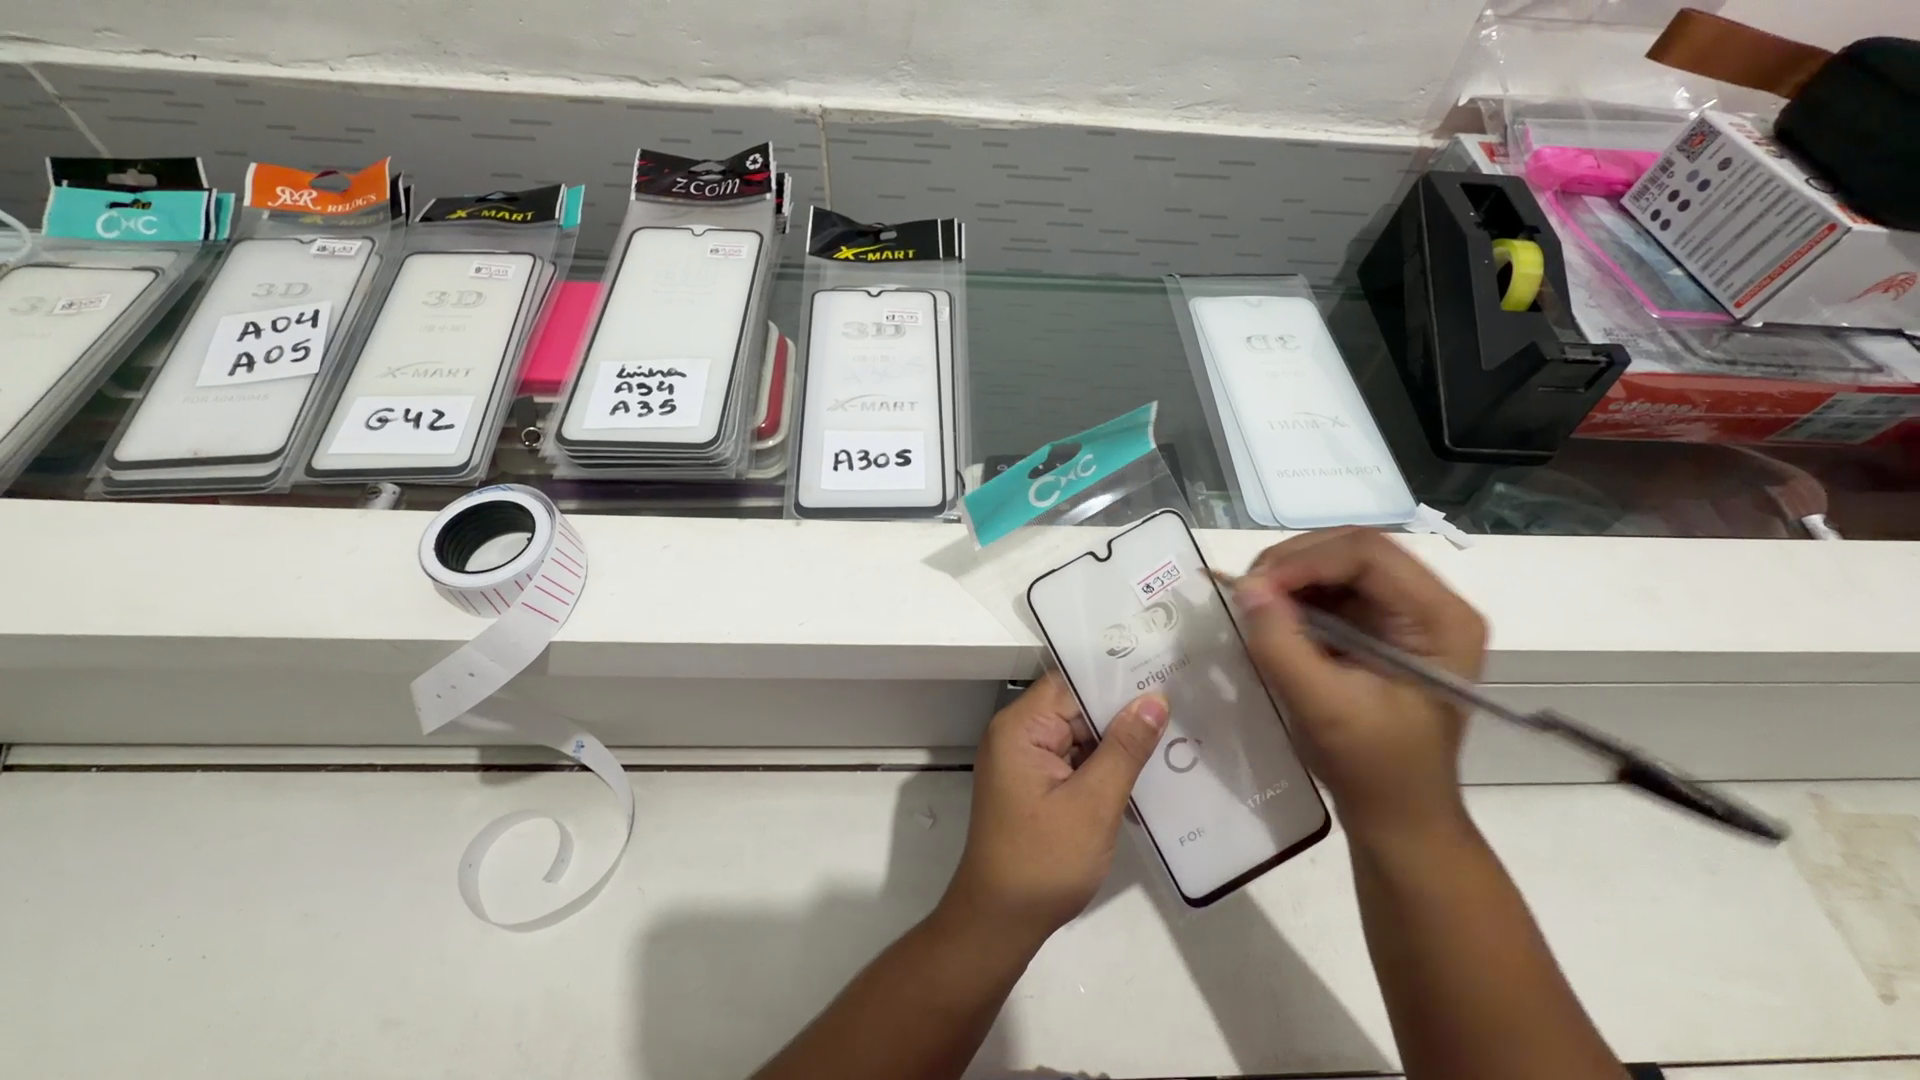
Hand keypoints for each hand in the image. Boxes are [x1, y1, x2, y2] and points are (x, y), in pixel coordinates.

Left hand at [940, 673, 1169, 944]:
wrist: (1000, 923)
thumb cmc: (1043, 861)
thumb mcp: (1093, 804)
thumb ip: (1124, 748)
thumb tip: (1154, 699)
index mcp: (1020, 728)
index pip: (1071, 683)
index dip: (1116, 677)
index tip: (1164, 669)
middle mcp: (1018, 736)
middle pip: (1077, 707)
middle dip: (1124, 710)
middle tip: (1183, 702)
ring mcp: (1027, 763)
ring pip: (1081, 736)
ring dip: (1120, 742)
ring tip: (1178, 732)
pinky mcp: (1037, 788)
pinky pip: (1077, 762)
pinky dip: (1107, 768)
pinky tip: (1148, 773)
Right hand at [1231, 528, 1486, 843]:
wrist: (1398, 815)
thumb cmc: (1374, 769)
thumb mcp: (1324, 708)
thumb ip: (1282, 645)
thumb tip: (1245, 587)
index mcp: (1441, 619)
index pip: (1369, 554)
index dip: (1306, 560)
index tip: (1253, 588)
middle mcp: (1431, 603)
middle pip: (1354, 549)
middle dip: (1293, 563)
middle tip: (1246, 591)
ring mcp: (1405, 613)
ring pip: (1338, 563)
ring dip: (1290, 576)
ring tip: (1252, 602)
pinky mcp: (1378, 627)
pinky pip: (1331, 590)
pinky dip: (1294, 596)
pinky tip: (1270, 615)